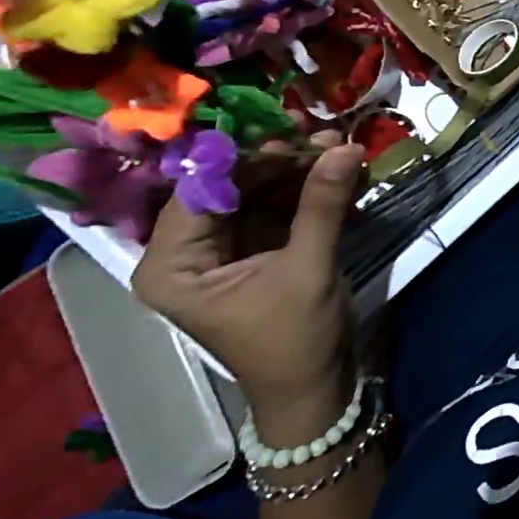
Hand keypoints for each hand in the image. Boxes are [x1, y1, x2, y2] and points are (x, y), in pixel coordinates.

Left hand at [134, 143, 367, 416]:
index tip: (292, 130)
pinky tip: (337, 174)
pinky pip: (279, 211)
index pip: (201, 191)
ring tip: (339, 148)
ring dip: (299, 173)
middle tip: (325, 135)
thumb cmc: (294, 339)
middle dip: (279, 162)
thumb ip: (321, 205)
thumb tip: (346, 146)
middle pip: (232, 188)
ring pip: (259, 195)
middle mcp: (189, 253)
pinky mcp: (259, 254)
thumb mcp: (308, 268)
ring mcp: (225, 252)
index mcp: (172, 265)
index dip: (247, 157)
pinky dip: (308, 194)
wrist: (317, 389)